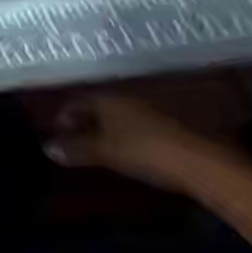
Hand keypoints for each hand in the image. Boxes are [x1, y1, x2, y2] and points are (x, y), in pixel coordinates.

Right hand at [41, 89, 251, 190]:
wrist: (205, 160)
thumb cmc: (145, 151)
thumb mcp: (104, 152)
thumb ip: (75, 148)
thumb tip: (46, 146)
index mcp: (107, 96)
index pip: (76, 101)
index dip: (64, 117)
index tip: (58, 134)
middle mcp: (128, 92)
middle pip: (98, 103)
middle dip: (86, 119)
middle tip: (77, 139)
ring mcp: (154, 102)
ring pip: (121, 110)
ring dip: (109, 124)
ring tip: (103, 144)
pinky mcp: (175, 116)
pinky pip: (140, 119)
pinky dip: (130, 130)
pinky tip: (133, 146)